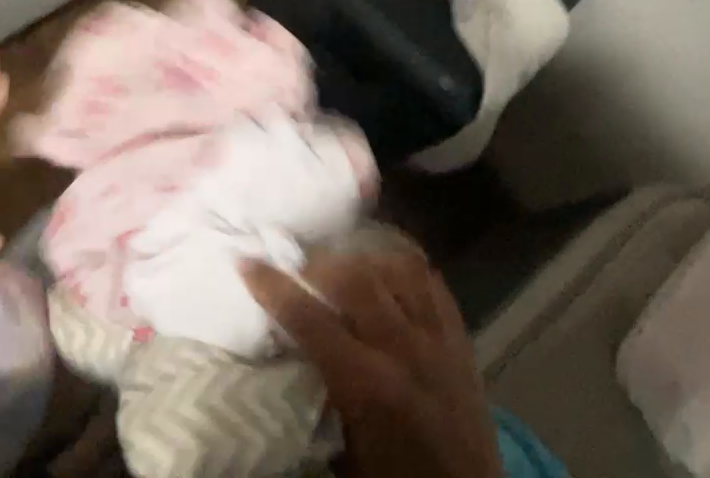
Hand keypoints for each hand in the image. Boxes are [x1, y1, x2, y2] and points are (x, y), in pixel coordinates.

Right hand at [243, 251, 501, 477]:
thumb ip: (316, 392)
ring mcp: (438, 340)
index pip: (309, 318)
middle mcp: (404, 350)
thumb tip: (284, 347)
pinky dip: (404, 269)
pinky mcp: (462, 340)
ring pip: (397, 268)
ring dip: (363, 261)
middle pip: (355, 277)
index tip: (247, 262)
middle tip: (299, 269)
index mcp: (367, 384)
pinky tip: (385, 273)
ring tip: (343, 268)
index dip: (272, 285)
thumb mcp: (341, 447)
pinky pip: (432, 282)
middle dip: (319, 263)